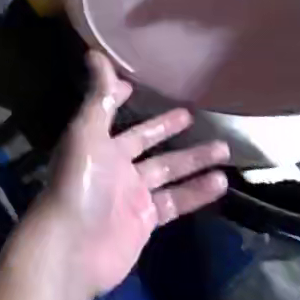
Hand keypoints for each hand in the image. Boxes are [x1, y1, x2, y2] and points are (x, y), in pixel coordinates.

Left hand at [19, 52, 229, 299]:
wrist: (73, 246)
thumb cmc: (79, 182)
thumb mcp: (87, 132)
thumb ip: (99, 97)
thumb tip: (94, 53)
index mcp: (95, 141)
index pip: (112, 113)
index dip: (124, 99)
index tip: (141, 85)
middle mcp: (113, 164)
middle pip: (146, 142)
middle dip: (167, 128)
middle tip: (195, 114)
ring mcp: (130, 194)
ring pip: (167, 171)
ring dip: (193, 160)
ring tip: (225, 147)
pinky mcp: (145, 220)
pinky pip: (175, 201)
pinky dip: (196, 192)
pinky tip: (222, 182)